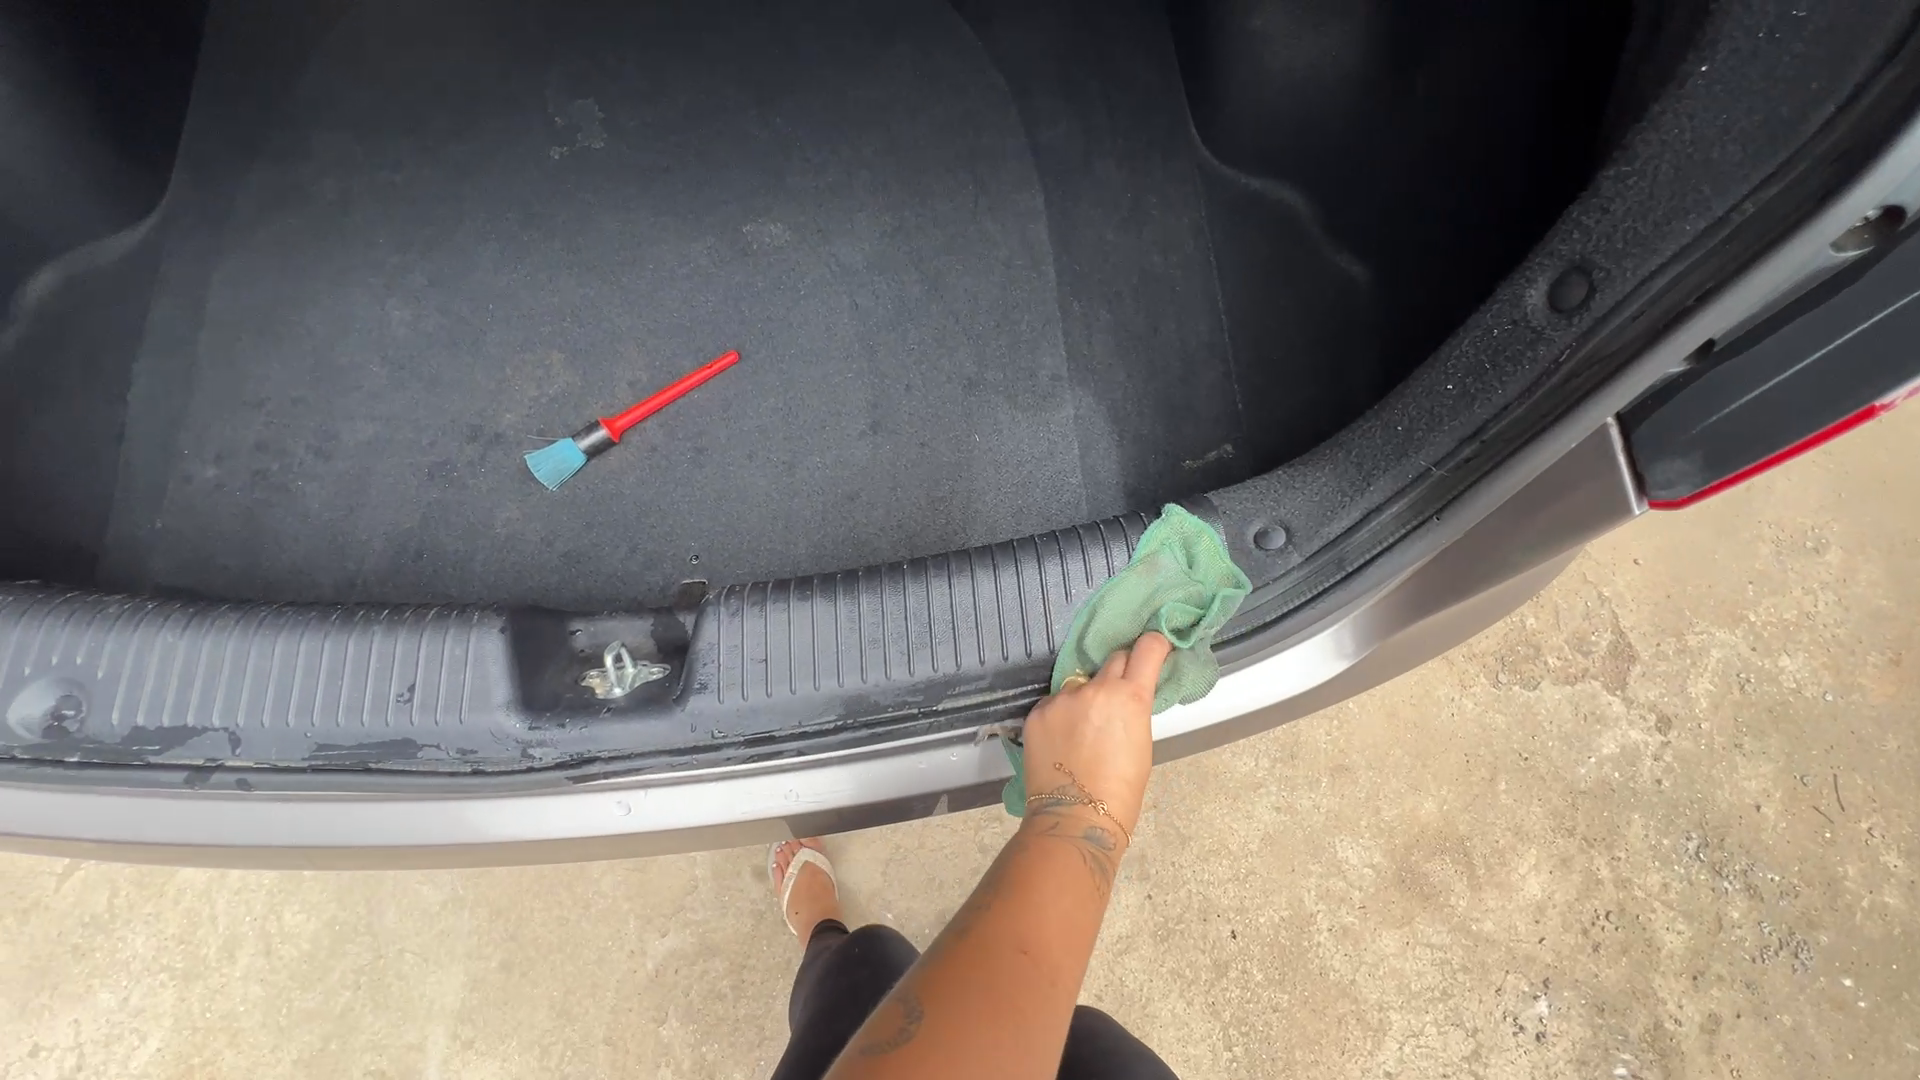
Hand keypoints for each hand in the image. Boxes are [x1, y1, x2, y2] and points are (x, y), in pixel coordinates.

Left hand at [1018, 632, 1171, 843]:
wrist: (1074, 817)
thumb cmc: (1121, 791)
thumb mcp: (1141, 743)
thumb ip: (1132, 709)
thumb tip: (1124, 696)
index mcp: (1130, 697)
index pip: (1147, 649)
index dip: (1154, 644)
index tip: (1156, 646)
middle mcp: (1095, 688)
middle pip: (1113, 659)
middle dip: (1120, 671)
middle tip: (1119, 692)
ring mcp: (1062, 698)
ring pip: (1080, 683)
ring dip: (1086, 696)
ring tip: (1084, 729)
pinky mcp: (1037, 712)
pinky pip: (1054, 703)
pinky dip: (1061, 714)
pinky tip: (1062, 740)